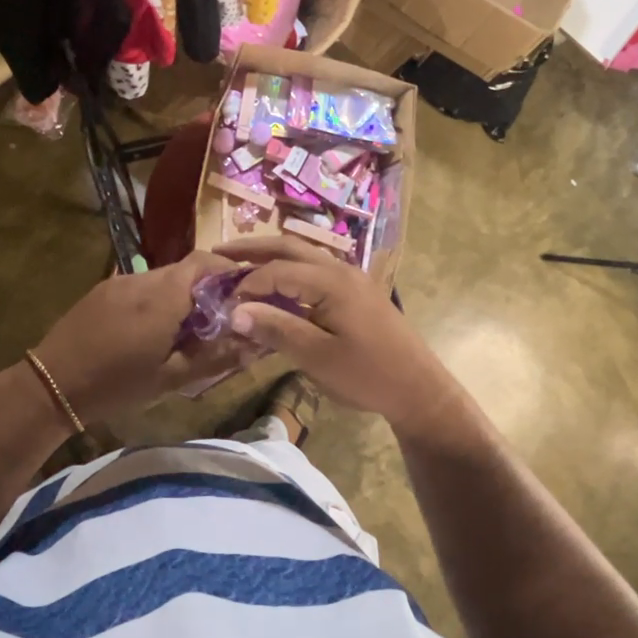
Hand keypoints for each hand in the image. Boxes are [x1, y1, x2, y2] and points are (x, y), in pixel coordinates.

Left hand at [31, 251, 242, 422]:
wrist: (51, 385)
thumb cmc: (116, 385)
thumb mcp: (171, 378)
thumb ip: (215, 356)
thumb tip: (255, 343)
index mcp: (163, 296)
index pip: (206, 262)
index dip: (229, 271)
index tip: (244, 296)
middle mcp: (143, 279)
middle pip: (186, 268)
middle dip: (207, 288)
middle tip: (218, 320)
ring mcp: (119, 282)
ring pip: (163, 277)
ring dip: (180, 295)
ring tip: (185, 329)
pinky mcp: (102, 290)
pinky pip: (141, 286)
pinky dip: (157, 299)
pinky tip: (152, 330)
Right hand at [215, 237, 464, 436]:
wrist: (419, 389)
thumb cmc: (369, 375)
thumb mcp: (318, 357)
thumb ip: (277, 329)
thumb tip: (235, 311)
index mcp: (332, 282)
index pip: (277, 270)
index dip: (247, 284)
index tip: (222, 303)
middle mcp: (341, 270)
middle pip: (290, 247)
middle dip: (253, 249)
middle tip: (218, 254)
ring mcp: (352, 279)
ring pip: (304, 255)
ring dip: (272, 257)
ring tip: (241, 263)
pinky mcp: (356, 293)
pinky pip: (316, 270)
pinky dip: (290, 271)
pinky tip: (277, 286)